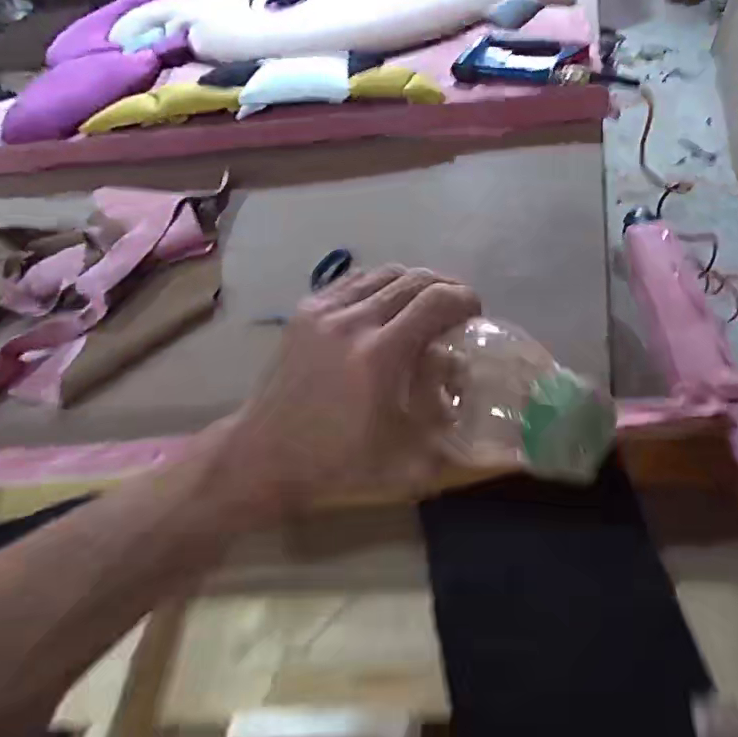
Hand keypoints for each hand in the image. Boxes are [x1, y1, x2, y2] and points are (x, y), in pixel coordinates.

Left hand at [191, 265, 480, 525]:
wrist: (261, 457)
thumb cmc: (338, 463)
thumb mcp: (406, 460)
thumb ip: (448, 422)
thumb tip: (472, 387)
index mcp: (380, 356)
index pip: (438, 300)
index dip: (466, 300)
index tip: (475, 317)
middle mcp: (354, 322)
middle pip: (417, 279)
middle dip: (447, 288)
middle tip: (457, 312)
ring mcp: (325, 312)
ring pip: (388, 273)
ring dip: (416, 284)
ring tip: (425, 306)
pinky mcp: (306, 310)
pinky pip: (357, 279)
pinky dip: (383, 284)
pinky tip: (388, 305)